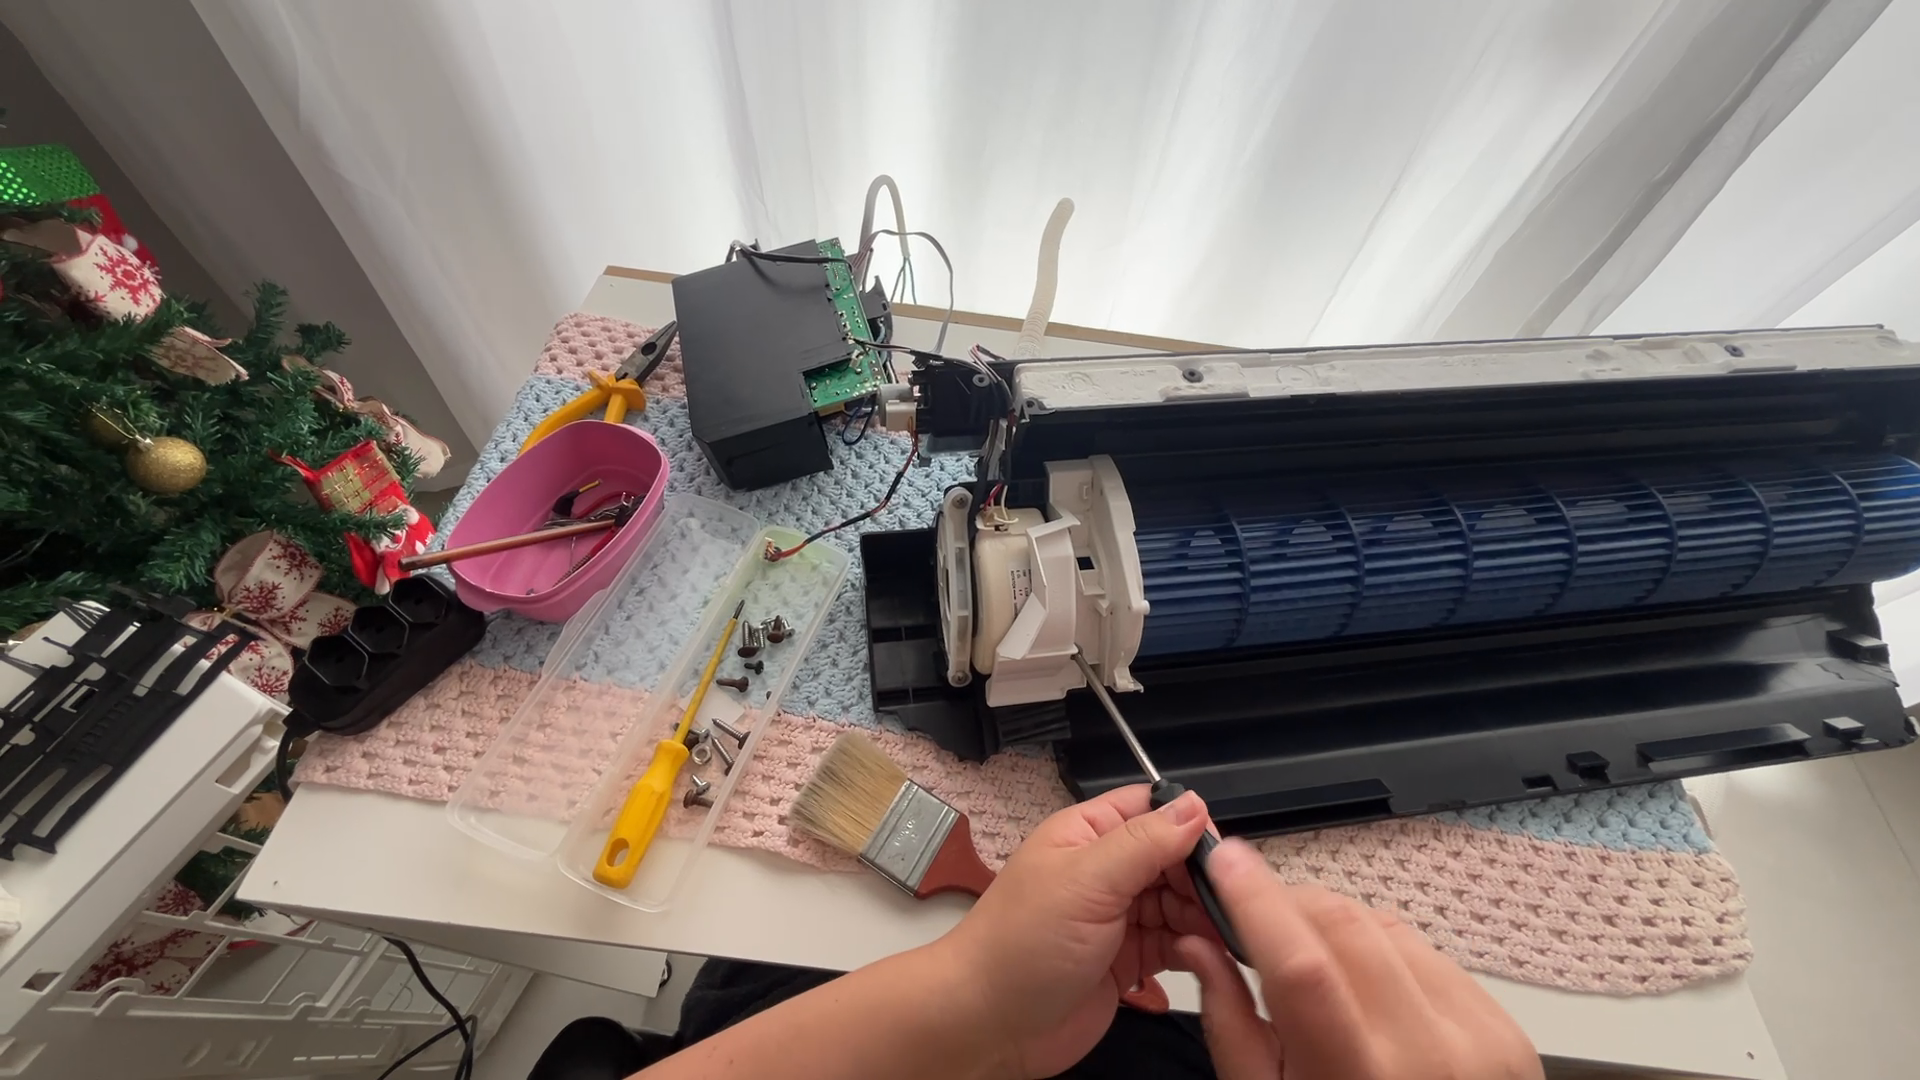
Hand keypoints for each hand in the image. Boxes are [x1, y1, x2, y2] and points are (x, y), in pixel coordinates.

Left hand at [933, 784, 1215, 1078]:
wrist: (989, 1023)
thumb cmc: (1024, 942)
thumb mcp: (1086, 880)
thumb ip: (1143, 843)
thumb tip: (1194, 804)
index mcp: (1088, 833)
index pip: (1150, 809)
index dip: (1187, 824)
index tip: (1221, 854)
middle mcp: (1104, 868)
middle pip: (1171, 857)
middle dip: (1200, 878)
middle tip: (1226, 907)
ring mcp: (1116, 915)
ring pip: (1177, 902)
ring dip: (1201, 917)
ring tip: (1220, 938)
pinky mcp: (1127, 958)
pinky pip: (1173, 943)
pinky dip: (1192, 949)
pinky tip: (1202, 959)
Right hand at [1175, 838, 1542, 1079]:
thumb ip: (1227, 1020)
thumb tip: (1196, 939)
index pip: (1302, 969)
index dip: (1260, 902)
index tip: (1225, 858)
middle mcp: (1430, 1057)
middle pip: (1343, 925)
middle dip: (1288, 900)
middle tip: (1259, 916)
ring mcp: (1478, 1039)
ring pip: (1380, 925)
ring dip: (1333, 923)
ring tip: (1317, 963)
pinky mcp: (1504, 1029)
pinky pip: (1420, 948)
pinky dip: (1378, 947)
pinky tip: (1366, 985)